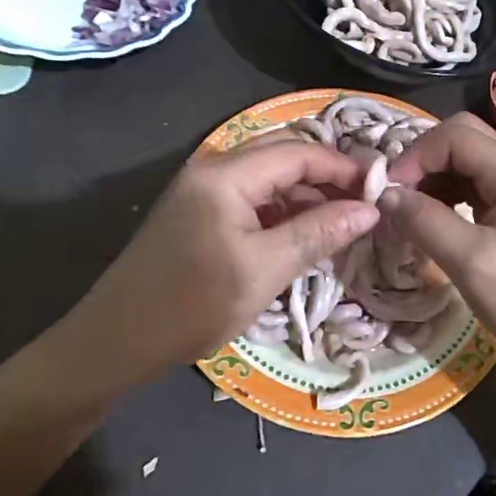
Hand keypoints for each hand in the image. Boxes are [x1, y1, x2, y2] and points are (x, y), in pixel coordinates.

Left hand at [67, 141, 379, 385]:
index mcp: (226, 175)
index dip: (343, 168)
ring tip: (344, 223)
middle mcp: (214, 170)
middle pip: (284, 158)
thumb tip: (371, 209)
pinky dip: (283, 212)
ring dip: (307, 196)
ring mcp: (203, 191)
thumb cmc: (190, 305)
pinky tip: (306, 234)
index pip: (299, 153)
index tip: (381, 190)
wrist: (113, 342)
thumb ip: (319, 233)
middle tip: (366, 205)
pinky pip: (253, 200)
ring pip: (270, 180)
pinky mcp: (200, 214)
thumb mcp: (264, 271)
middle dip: (328, 178)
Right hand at [380, 114, 495, 377]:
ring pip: (468, 161)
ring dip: (434, 178)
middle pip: (464, 139)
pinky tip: (432, 218)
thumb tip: (384, 194)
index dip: (416, 156)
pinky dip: (449, 194)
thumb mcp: (469, 261)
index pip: (457, 136)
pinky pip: (477, 185)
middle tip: (396, 196)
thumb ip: (424, 220)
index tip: (387, 191)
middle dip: (424, 161)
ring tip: (409, 210)